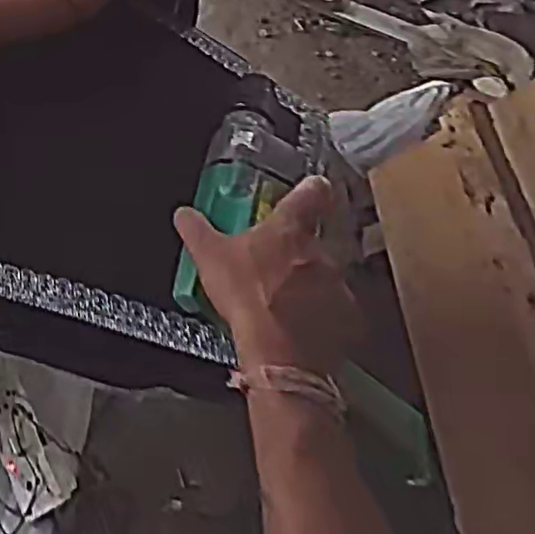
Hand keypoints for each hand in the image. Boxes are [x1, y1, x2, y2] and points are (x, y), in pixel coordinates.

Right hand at [173, 176, 360, 372]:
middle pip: (318, 238)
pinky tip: (296, 316)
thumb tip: (185, 214)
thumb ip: (195, 228)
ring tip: (282, 292)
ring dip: (309, 278)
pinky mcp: (350, 317)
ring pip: (327, 272)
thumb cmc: (245, 295)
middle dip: (300, 245)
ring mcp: (340, 285)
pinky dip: (319, 308)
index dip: (312, 187)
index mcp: (288, 230)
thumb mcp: (206, 255)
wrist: (278, 350)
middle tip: (277, 255)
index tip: (315, 184)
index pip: (309, 196)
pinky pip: (335, 305)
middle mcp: (321, 252)